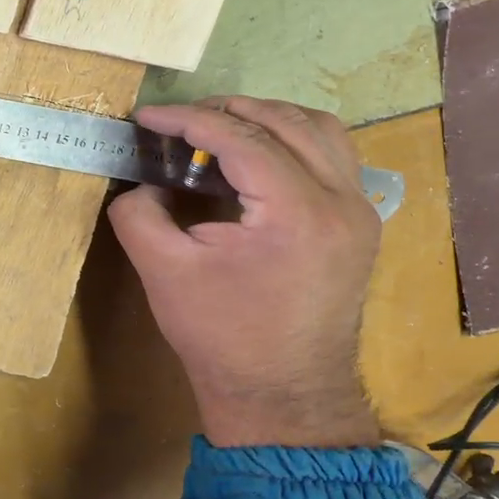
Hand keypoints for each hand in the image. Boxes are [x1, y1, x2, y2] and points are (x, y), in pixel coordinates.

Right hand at [107, 97, 382, 448]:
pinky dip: (290, 141)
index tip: (144, 116)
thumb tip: (143, 184)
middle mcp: (342, 202)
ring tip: (215, 126)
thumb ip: (139, 214)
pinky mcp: (356, 226)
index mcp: (296, 211)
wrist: (281, 388)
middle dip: (228, 110)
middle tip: (176, 118)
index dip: (186, 119)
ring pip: (322, 132)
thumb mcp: (161, 269)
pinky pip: (332, 157)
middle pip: (289, 122)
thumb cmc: (219, 331)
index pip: (241, 138)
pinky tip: (251, 157)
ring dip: (266, 118)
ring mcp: (359, 213)